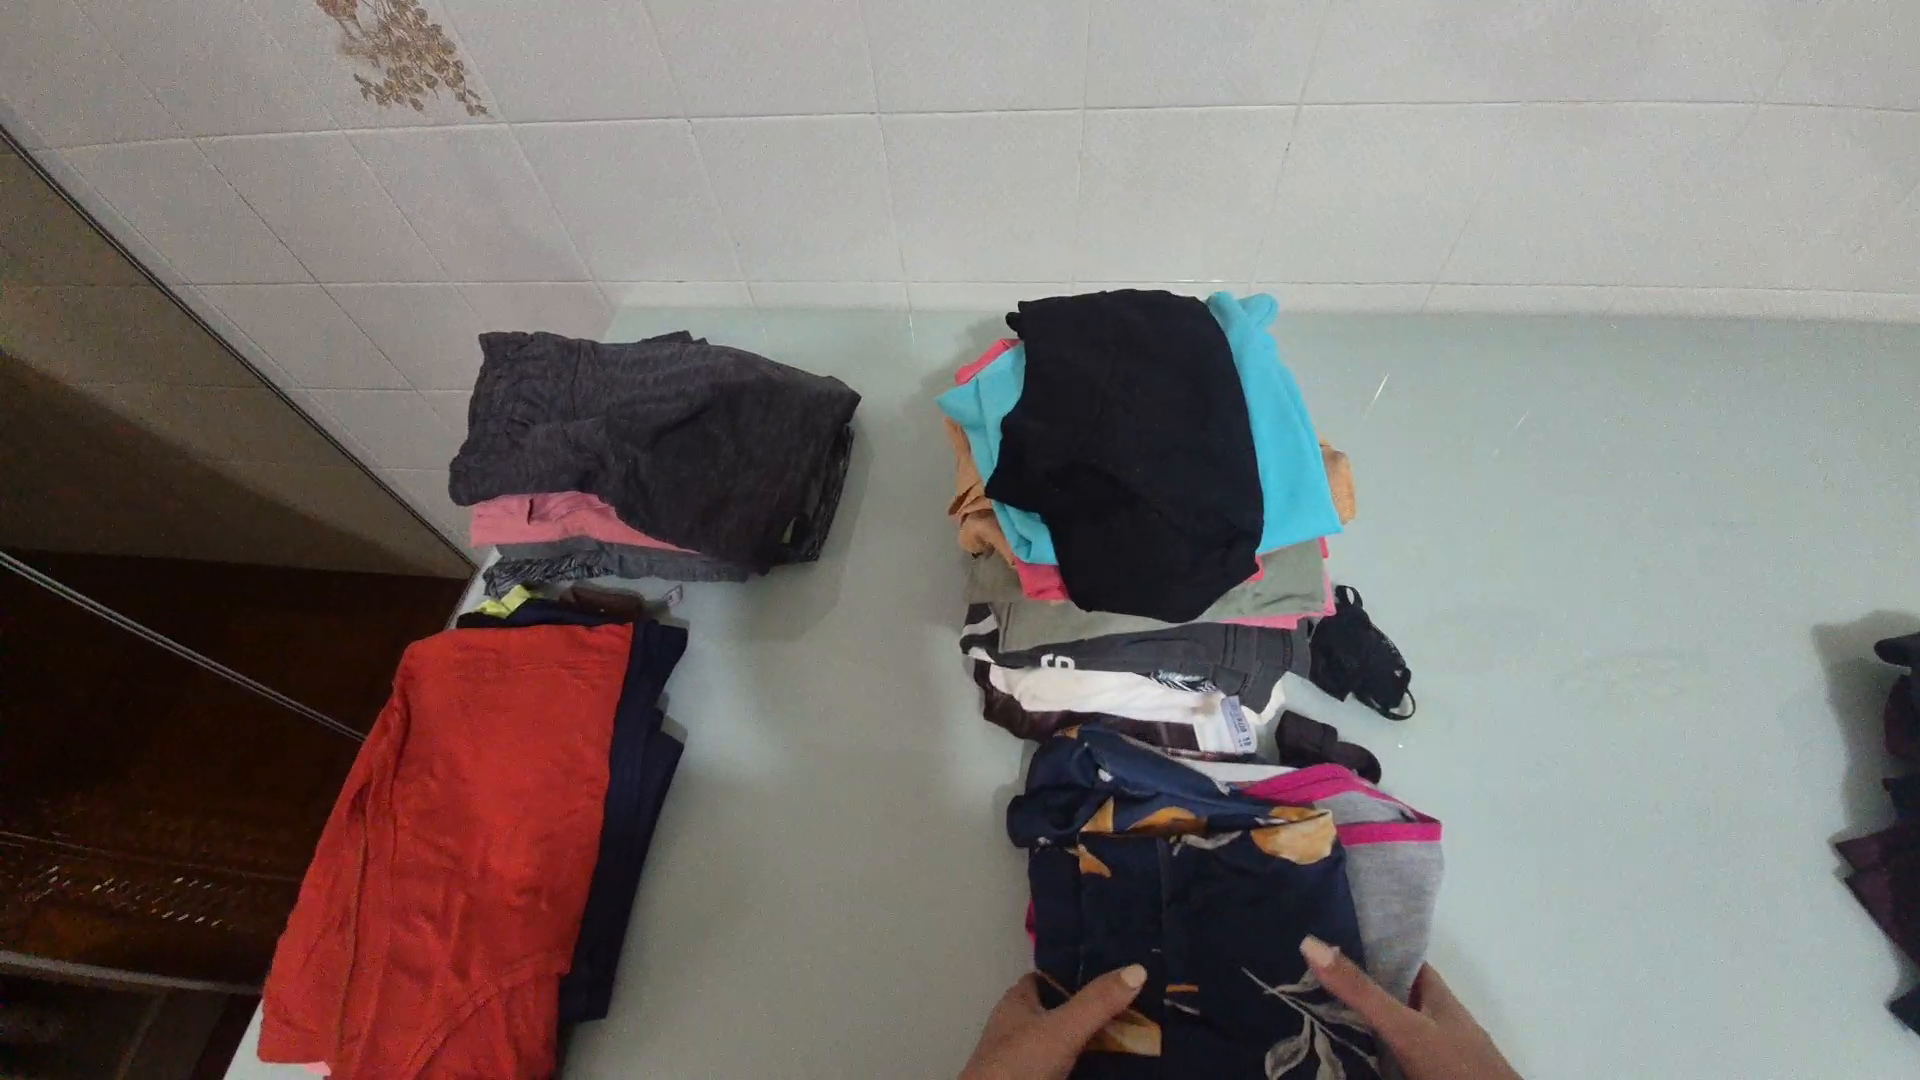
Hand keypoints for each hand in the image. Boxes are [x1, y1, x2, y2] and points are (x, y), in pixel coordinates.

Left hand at [959, 965, 1146, 1079]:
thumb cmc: (1019, 1064)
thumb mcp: (1062, 1029)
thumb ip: (1096, 1002)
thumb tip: (1138, 968)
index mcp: (1017, 1001)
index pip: (1050, 978)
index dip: (1079, 975)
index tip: (1115, 977)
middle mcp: (1018, 1027)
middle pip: (1060, 1012)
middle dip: (1091, 1013)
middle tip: (1133, 1013)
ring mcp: (1024, 1060)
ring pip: (1063, 1045)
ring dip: (1090, 1045)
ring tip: (1132, 1042)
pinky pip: (1065, 1070)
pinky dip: (1084, 1070)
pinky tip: (1107, 1073)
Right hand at [1300, 937, 1521, 1079]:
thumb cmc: (1459, 1071)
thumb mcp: (1406, 1028)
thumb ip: (1361, 990)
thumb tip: (1307, 941)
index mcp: (1435, 995)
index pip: (1395, 955)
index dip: (1361, 941)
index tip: (1319, 930)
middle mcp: (1431, 1019)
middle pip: (1384, 990)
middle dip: (1347, 980)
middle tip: (1298, 967)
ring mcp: (1427, 1053)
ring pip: (1381, 1026)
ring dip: (1349, 1018)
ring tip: (1301, 1002)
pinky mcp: (1417, 1076)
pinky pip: (1381, 1057)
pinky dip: (1359, 1052)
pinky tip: (1330, 1050)